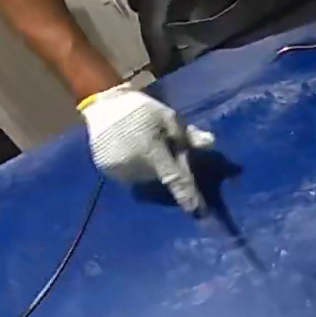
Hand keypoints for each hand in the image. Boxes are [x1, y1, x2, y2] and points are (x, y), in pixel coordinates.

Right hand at [79, 84, 215, 215]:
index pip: (173, 178)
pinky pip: (129, 179)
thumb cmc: (141, 110)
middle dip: (166, 172)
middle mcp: (134, 165)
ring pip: (144, 181)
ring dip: (151, 173)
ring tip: (144, 152)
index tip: (197, 210)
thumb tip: (211, 143)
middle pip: (159, 180)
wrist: (104, 106)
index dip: (185, 194)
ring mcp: (119, 171)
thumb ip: (188, 135)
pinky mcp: (108, 173)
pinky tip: (132, 156)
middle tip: (161, 155)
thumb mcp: (167, 117)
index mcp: (151, 150)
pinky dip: (135, 172)